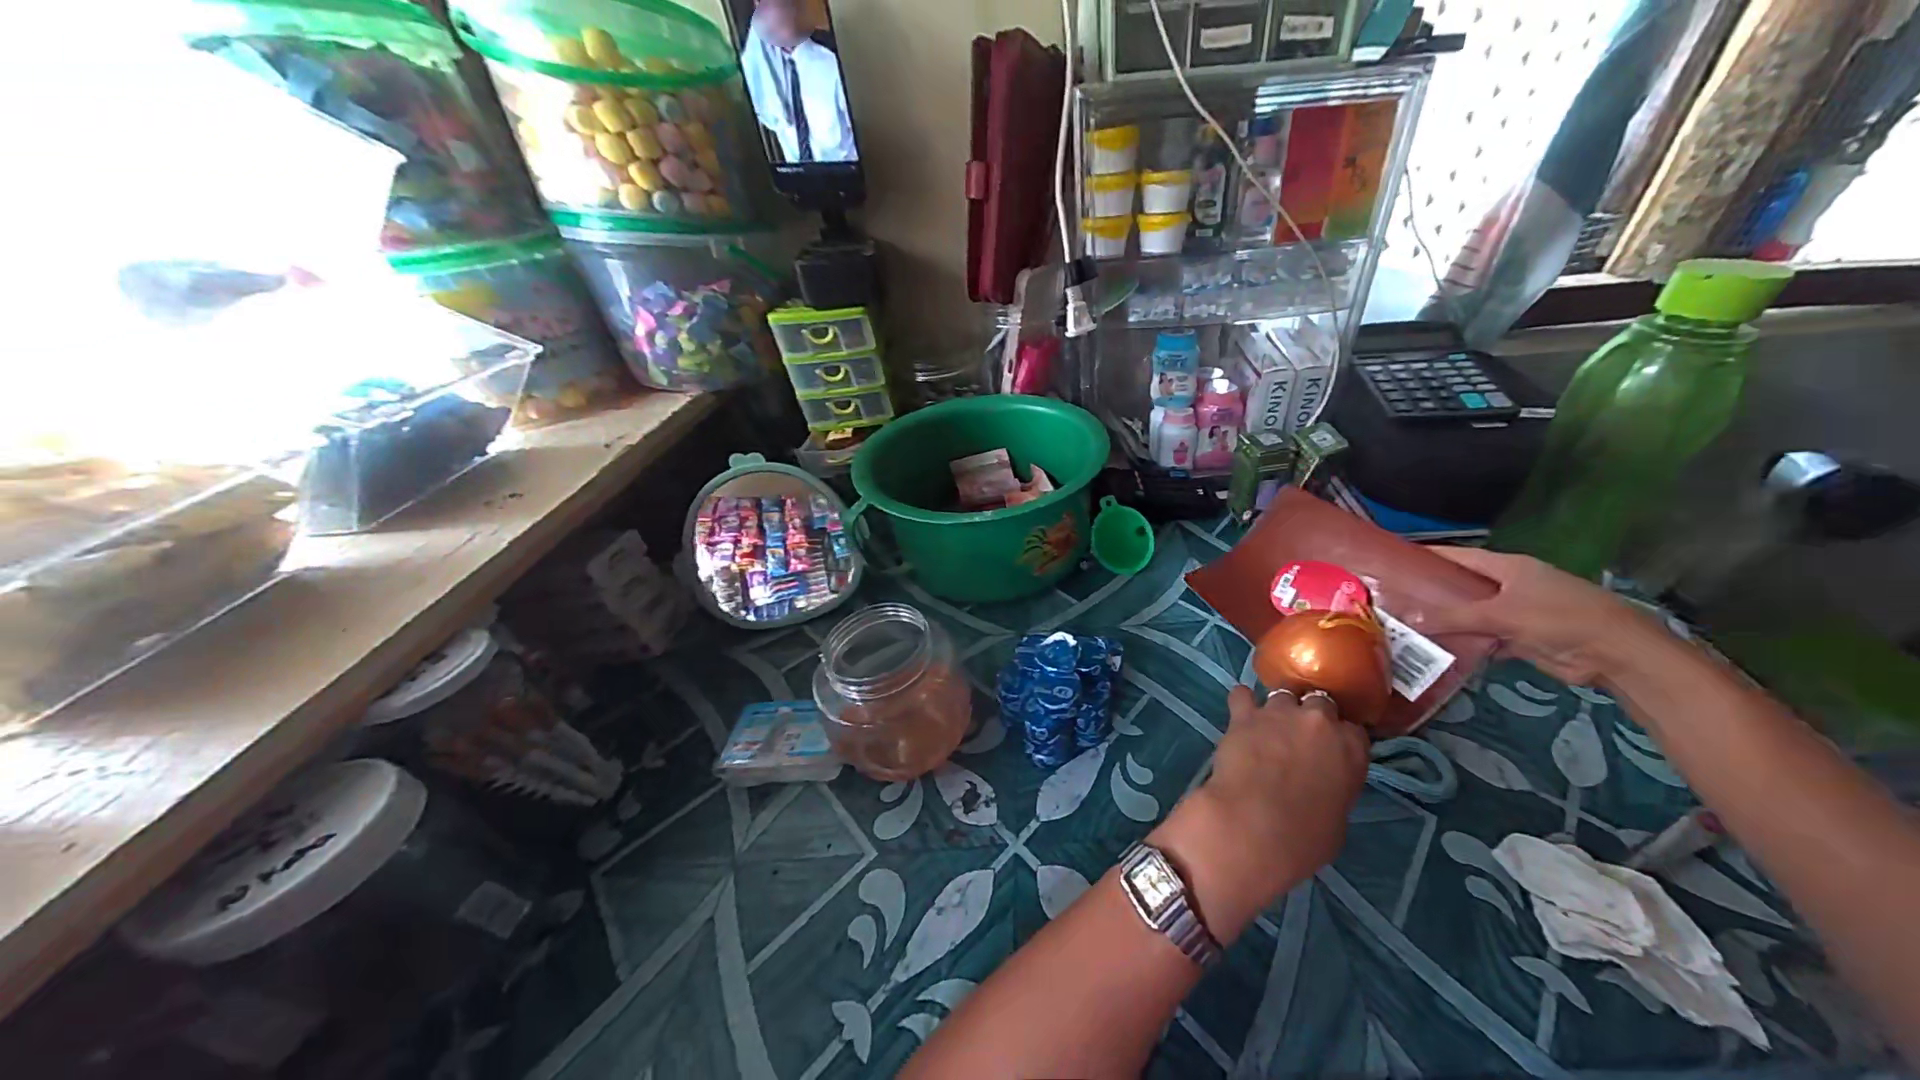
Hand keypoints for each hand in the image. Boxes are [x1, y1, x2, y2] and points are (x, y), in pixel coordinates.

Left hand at [1148, 685, 1367, 939]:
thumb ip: (1336, 788)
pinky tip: (1238, 712)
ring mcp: (1280, 713)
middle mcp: (1319, 722)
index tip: (1328, 746)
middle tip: (1296, 735)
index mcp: (1352, 749)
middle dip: (1309, 714)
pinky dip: (1240, 701)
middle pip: (1319, 702)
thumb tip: (1322, 786)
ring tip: (1266, 726)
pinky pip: (1242, 695)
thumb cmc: (1305, 836)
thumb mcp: (1338, 818)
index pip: (1353, 728)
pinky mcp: (1244, 715)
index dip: (1338, 735)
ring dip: (1277, 708)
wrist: (1255, 825)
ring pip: (1282, 694)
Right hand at [1409, 547, 1668, 687]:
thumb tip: (1407, 620)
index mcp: (1507, 567)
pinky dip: (1461, 642)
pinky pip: (1480, 637)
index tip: (1391, 561)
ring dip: (1442, 620)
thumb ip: (1454, 616)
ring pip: (1468, 613)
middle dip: (1428, 591)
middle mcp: (1508, 585)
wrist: (1614, 653)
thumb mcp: (1501, 613)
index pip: (1457, 555)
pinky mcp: (1518, 638)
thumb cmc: (1560, 618)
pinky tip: (1433, 648)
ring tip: (1402, 623)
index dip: (1426, 556)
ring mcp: (1514, 612)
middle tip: (1388, 597)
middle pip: (1459, 585)